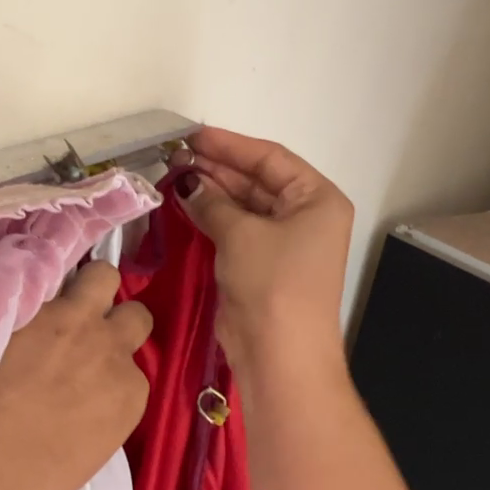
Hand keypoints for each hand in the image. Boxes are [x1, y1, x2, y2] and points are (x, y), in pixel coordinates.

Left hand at [0, 262, 152, 489]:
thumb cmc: (22, 484)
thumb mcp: (78, 459)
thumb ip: (91, 419)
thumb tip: (71, 406)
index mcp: (128, 394)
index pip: (134, 366)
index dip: (109, 365)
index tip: (86, 372)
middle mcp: (108, 347)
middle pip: (132, 313)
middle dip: (112, 317)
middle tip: (81, 329)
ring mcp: (69, 317)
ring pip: (101, 275)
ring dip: (84, 286)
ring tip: (57, 298)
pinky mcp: (27, 300)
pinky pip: (43, 276)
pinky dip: (33, 284)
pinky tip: (13, 297)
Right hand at [171, 127, 353, 373]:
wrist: (279, 352)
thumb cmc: (272, 283)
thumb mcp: (241, 233)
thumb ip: (212, 201)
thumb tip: (187, 182)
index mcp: (316, 199)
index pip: (271, 158)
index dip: (230, 145)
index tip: (191, 137)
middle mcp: (304, 216)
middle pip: (257, 181)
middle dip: (217, 169)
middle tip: (174, 158)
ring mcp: (283, 242)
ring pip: (243, 206)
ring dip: (211, 193)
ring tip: (172, 177)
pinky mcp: (261, 265)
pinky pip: (235, 230)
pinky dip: (211, 218)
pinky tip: (183, 206)